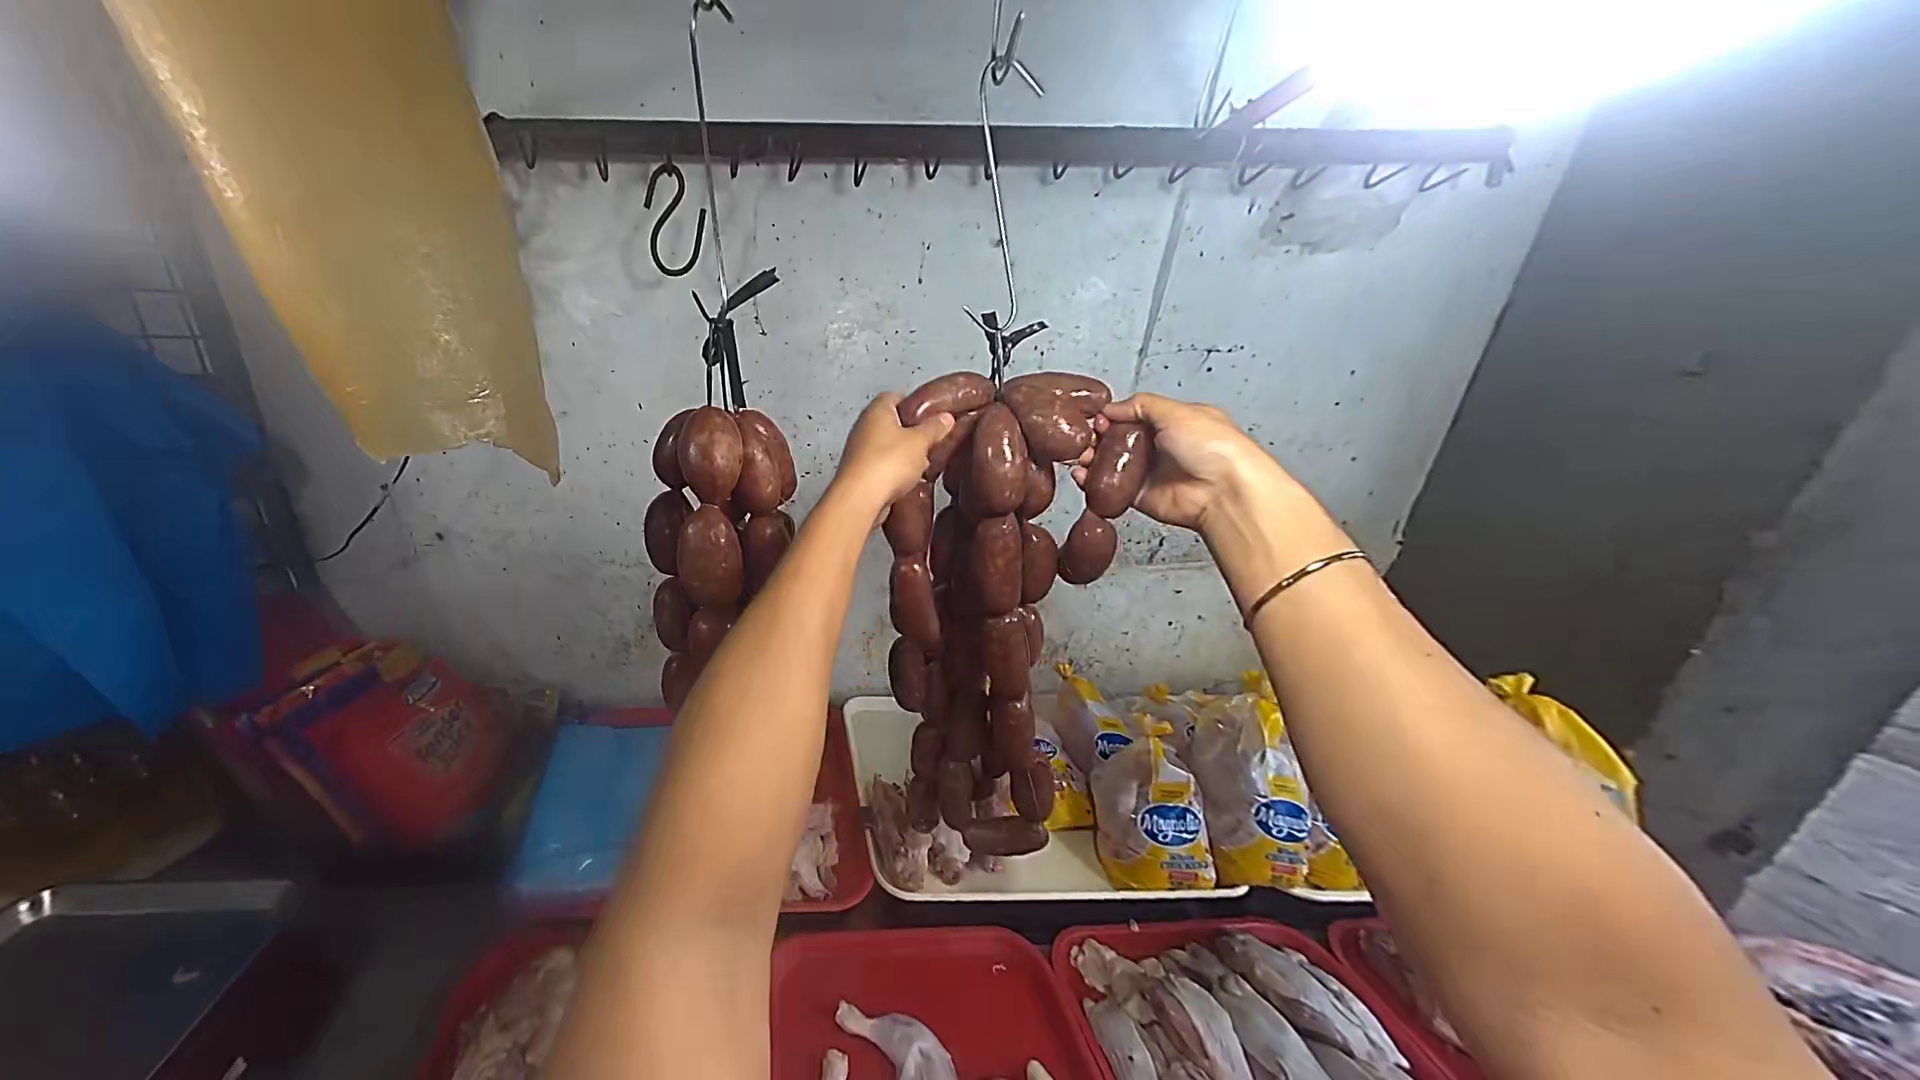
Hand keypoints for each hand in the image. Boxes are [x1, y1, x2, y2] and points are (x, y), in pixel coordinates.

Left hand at [829, 393, 953, 524]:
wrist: (861, 499)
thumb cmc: (886, 463)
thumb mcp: (921, 441)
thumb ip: (934, 428)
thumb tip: (945, 418)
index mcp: (877, 410)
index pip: (898, 396)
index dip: (916, 403)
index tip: (932, 413)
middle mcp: (864, 426)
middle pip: (893, 423)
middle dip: (913, 432)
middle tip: (931, 441)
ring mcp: (859, 451)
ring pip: (888, 446)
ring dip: (905, 454)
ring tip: (922, 464)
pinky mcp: (859, 473)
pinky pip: (882, 467)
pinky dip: (895, 472)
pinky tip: (907, 481)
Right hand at [1073, 393, 1294, 532]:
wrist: (1224, 491)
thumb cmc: (1215, 448)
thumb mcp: (1176, 411)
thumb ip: (1141, 405)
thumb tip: (1113, 407)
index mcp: (1172, 422)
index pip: (1132, 416)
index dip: (1112, 416)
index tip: (1097, 419)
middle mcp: (1160, 447)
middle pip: (1117, 440)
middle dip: (1097, 438)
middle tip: (1087, 438)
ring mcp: (1150, 473)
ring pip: (1110, 465)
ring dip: (1091, 459)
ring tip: (1081, 455)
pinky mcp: (1140, 496)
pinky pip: (1111, 489)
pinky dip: (1093, 482)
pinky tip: (1082, 474)